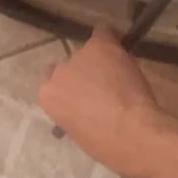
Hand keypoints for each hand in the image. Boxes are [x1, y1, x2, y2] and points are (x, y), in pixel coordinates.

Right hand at [39, 30, 177, 174]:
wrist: (129, 133)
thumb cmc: (106, 144)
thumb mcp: (79, 132)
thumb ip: (74, 113)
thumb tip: (86, 110)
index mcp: (48, 97)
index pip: (52, 84)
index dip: (69, 89)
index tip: (83, 97)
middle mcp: (57, 74)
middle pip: (68, 66)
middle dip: (82, 75)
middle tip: (102, 87)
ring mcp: (77, 57)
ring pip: (87, 52)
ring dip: (99, 60)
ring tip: (119, 73)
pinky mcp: (99, 46)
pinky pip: (102, 32)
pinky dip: (111, 37)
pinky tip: (121, 42)